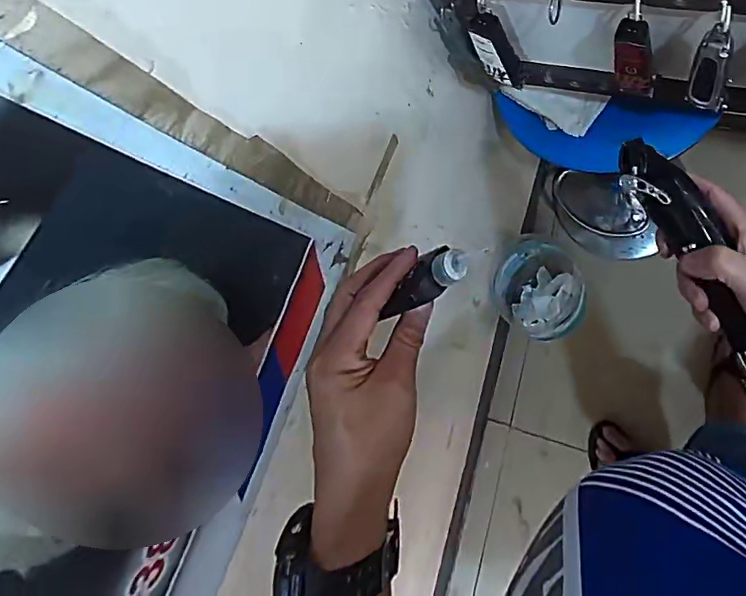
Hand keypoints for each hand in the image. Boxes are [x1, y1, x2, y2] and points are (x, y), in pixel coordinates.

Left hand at [306, 247, 429, 569]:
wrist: (353, 490)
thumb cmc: (375, 440)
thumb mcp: (398, 384)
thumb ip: (408, 338)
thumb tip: (422, 302)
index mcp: (334, 355)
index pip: (365, 301)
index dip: (390, 274)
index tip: (412, 254)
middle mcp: (323, 353)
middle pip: (346, 298)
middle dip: (374, 271)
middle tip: (405, 256)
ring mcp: (325, 364)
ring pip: (345, 311)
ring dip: (370, 287)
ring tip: (399, 272)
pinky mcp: (334, 373)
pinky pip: (349, 327)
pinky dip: (367, 307)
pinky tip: (386, 305)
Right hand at [672, 179, 745, 375]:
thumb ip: (714, 261)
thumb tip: (685, 260)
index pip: (717, 199)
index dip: (694, 188)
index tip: (667, 189)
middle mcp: (739, 250)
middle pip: (697, 242)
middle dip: (683, 258)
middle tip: (670, 263)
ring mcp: (736, 277)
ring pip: (698, 274)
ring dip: (695, 293)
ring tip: (707, 313)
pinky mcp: (735, 303)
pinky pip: (707, 299)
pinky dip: (705, 312)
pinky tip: (715, 325)